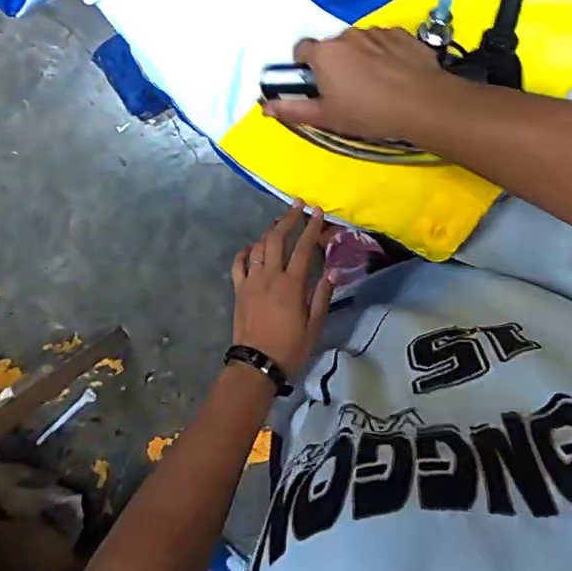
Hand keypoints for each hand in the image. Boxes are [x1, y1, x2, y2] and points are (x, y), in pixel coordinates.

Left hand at [231, 202, 333, 377]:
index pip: (304, 247)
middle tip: (298, 205)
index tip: (318, 212)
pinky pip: (239, 263)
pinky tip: (253, 246)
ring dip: (269, 230)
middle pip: (278, 238)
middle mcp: (270, 276)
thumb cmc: (290, 347)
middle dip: (288, 218)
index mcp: (291, 284)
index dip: (311, 227)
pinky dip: (246, 251)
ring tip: (279, 221)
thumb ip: (322, 295)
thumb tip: (333, 270)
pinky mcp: (238, 290)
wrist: (256, 365)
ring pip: (259, 247)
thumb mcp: (315, 325)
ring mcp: (251, 281)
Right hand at [262, 27, 455, 141]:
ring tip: (377, 83)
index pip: (302, 50)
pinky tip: (397, 74)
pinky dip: (387, 53)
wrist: (422, 103)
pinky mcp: (402, 34)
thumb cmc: (369, 113)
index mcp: (324, 53)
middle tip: (349, 90)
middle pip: (333, 47)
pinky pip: (386, 41)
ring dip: (362, 57)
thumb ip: (293, 109)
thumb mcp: (327, 117)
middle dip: (337, 63)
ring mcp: (377, 32)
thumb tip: (266, 106)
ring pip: (361, 43)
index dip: (306, 67)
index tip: (317, 84)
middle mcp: (347, 35)